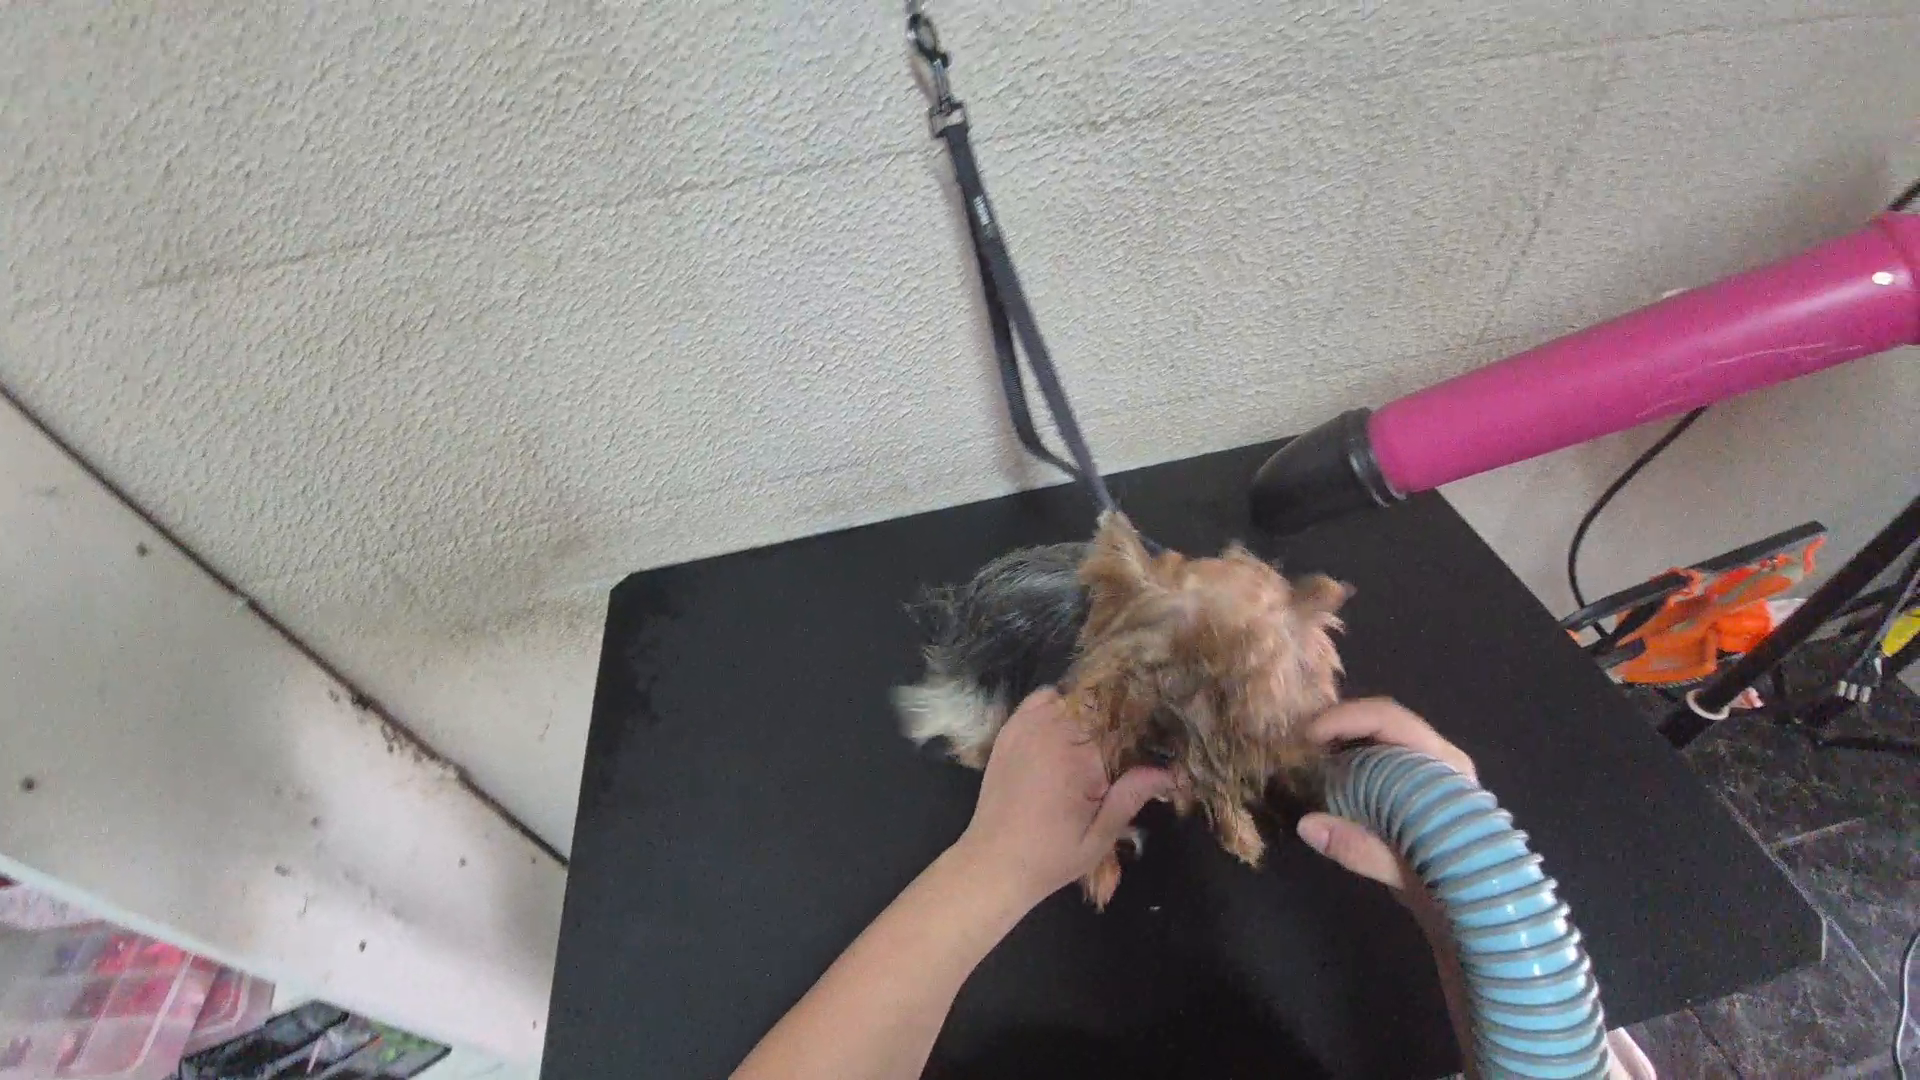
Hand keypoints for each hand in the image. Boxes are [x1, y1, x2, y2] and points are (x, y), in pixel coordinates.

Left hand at [952, 688, 1172, 909]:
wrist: (994, 860)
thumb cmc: (1051, 855)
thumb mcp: (1100, 836)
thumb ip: (1131, 796)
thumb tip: (1170, 771)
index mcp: (1077, 757)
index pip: (1120, 724)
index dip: (1138, 733)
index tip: (1149, 746)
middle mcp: (1050, 732)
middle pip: (1097, 707)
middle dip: (1114, 723)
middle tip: (1123, 750)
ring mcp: (1026, 727)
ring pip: (1071, 699)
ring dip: (1088, 713)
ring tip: (1096, 742)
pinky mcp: (1010, 729)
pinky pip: (1041, 699)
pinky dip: (1058, 704)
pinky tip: (1067, 728)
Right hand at [1294, 699, 1475, 893]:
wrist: (1478, 908)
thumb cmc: (1449, 888)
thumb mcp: (1406, 875)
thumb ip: (1361, 850)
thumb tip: (1306, 824)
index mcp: (1444, 768)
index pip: (1391, 720)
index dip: (1346, 719)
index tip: (1309, 737)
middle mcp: (1438, 757)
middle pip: (1382, 717)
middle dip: (1337, 722)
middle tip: (1300, 743)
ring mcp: (1427, 765)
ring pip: (1377, 730)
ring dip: (1340, 735)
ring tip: (1308, 753)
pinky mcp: (1414, 778)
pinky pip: (1376, 748)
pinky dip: (1347, 750)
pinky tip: (1326, 767)